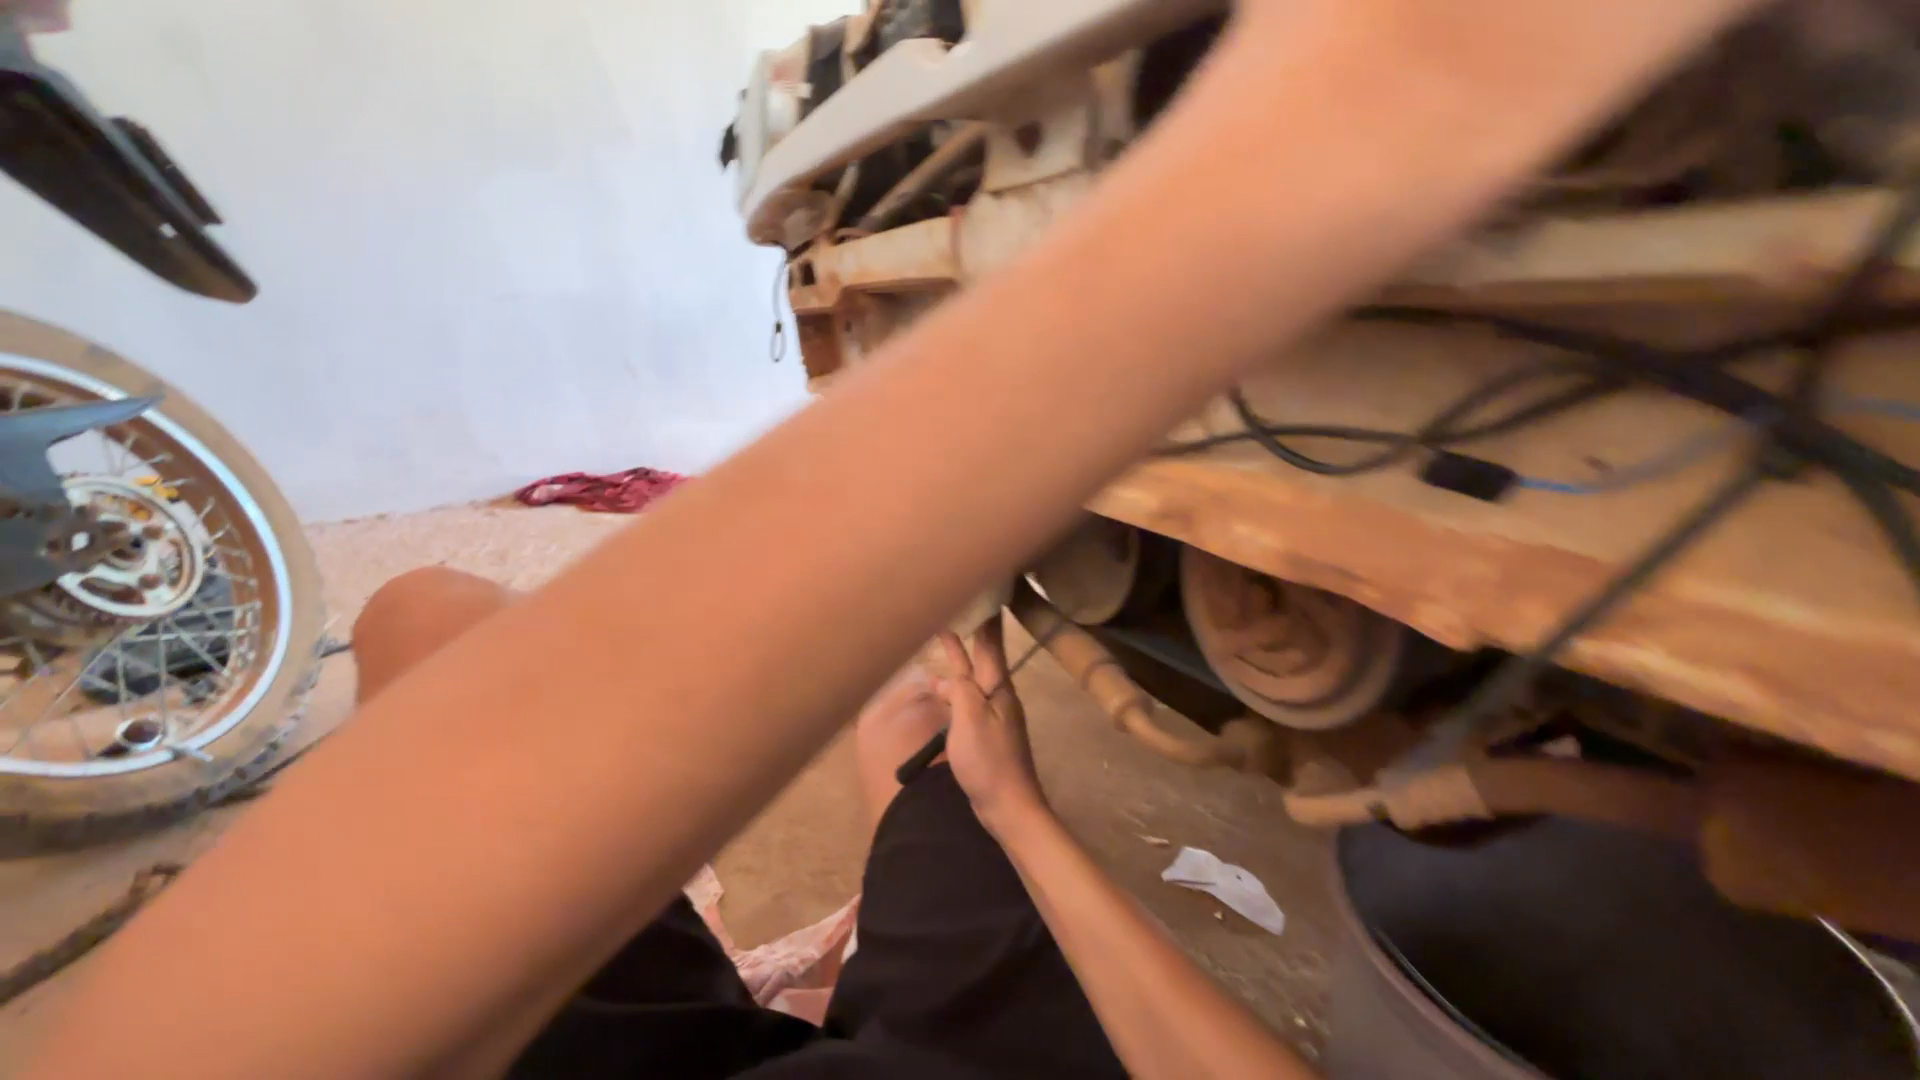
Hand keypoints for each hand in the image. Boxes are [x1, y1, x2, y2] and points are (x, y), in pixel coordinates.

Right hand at [935, 621, 1045, 833]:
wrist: (1009, 805)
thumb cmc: (989, 761)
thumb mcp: (970, 720)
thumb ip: (962, 690)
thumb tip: (954, 672)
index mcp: (998, 687)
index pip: (992, 641)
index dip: (988, 616)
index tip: (987, 588)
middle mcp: (998, 694)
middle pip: (983, 654)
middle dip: (971, 629)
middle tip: (960, 601)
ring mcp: (992, 713)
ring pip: (973, 676)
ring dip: (958, 657)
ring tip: (941, 635)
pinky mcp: (985, 730)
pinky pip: (967, 697)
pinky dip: (953, 687)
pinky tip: (938, 689)